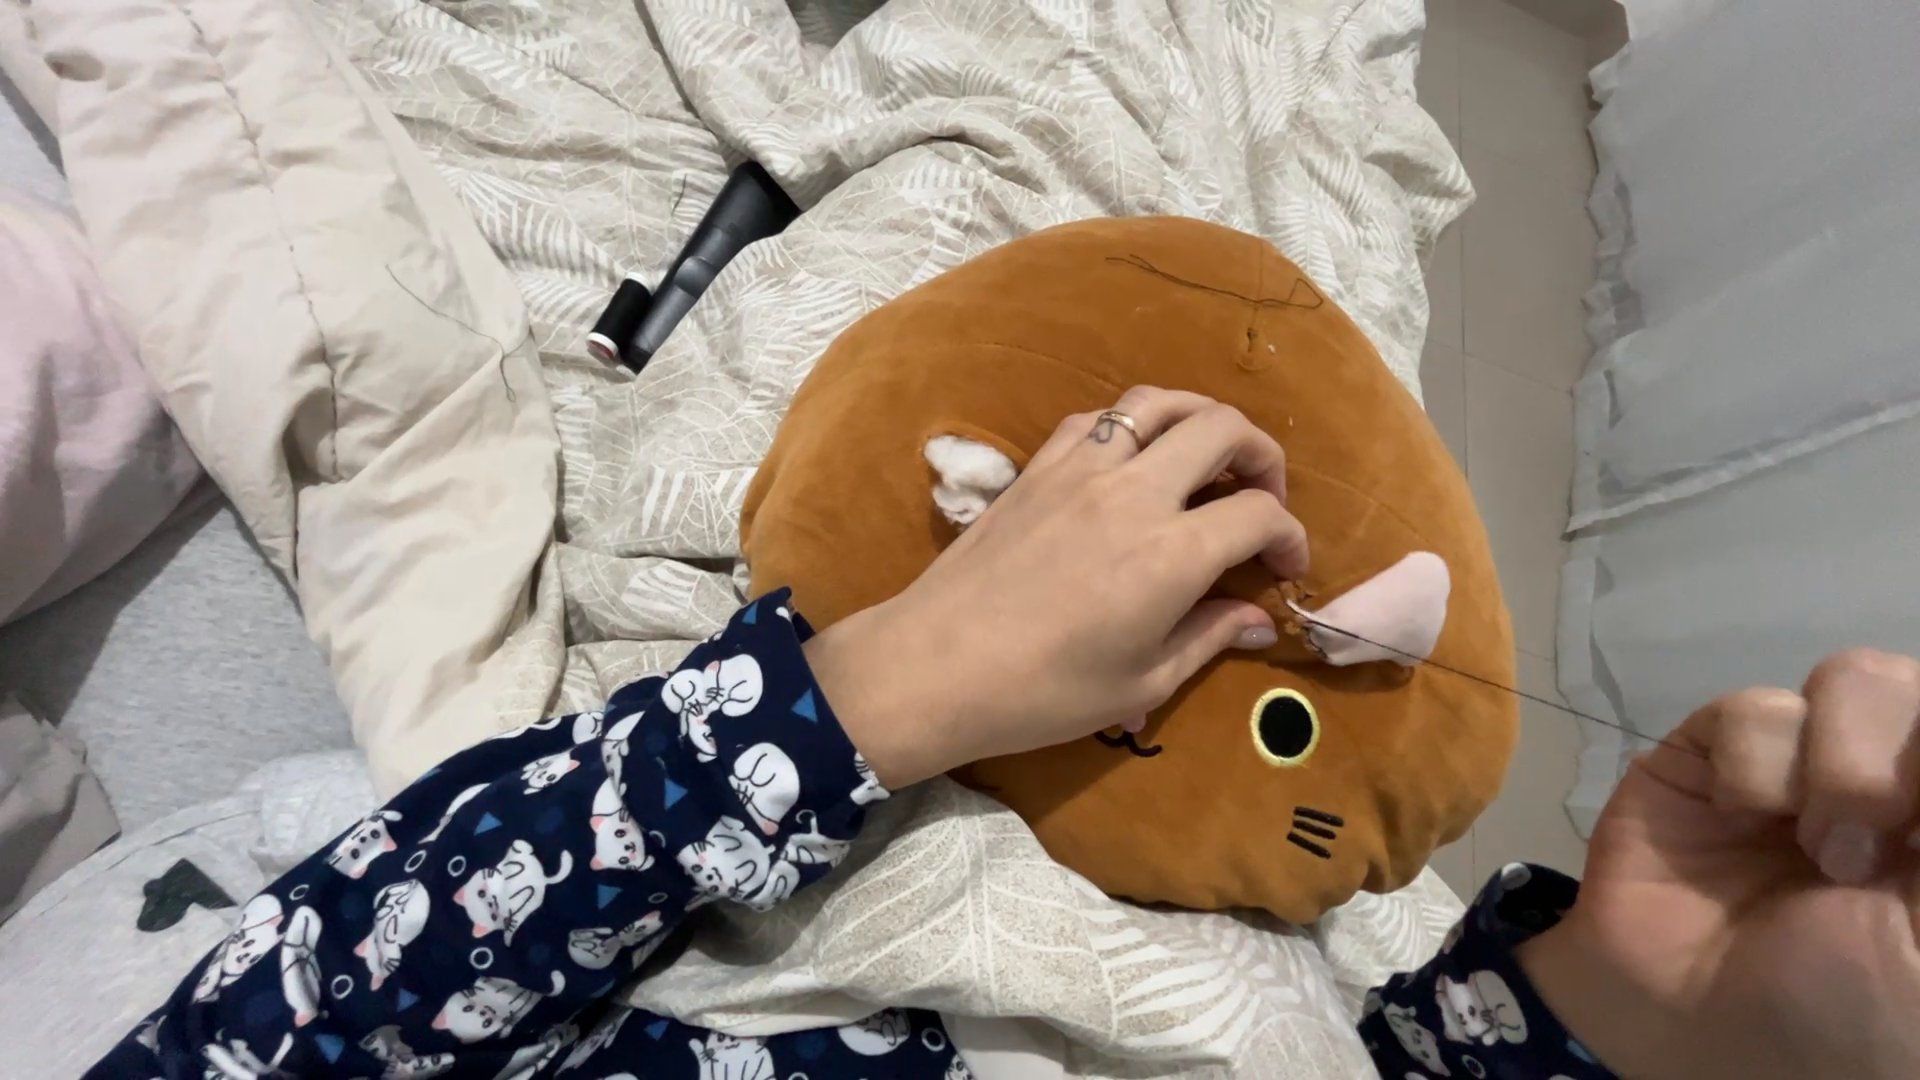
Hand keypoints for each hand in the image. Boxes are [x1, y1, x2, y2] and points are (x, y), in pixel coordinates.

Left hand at [804, 386, 1308, 788]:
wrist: (935, 665)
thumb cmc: (1040, 693)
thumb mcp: (1139, 682)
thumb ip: (1208, 638)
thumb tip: (1259, 619)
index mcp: (1169, 554)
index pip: (1259, 513)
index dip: (1289, 537)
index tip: (1284, 568)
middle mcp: (1131, 493)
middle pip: (1221, 429)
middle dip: (1262, 456)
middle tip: (1262, 498)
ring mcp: (1077, 470)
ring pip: (1155, 403)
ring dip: (1198, 420)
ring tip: (1207, 458)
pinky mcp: (1035, 468)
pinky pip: (1096, 420)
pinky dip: (1130, 426)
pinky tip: (1131, 462)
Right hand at [1518, 648, 1919, 1079]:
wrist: (1702, 1012)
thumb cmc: (1869, 1008)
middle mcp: (1896, 782)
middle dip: (1903, 762)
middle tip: (1887, 839)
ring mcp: (1800, 763)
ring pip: (1856, 681)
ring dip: (1841, 766)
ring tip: (1818, 842)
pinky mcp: (1707, 755)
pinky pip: (1749, 710)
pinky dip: (1755, 768)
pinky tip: (1744, 816)